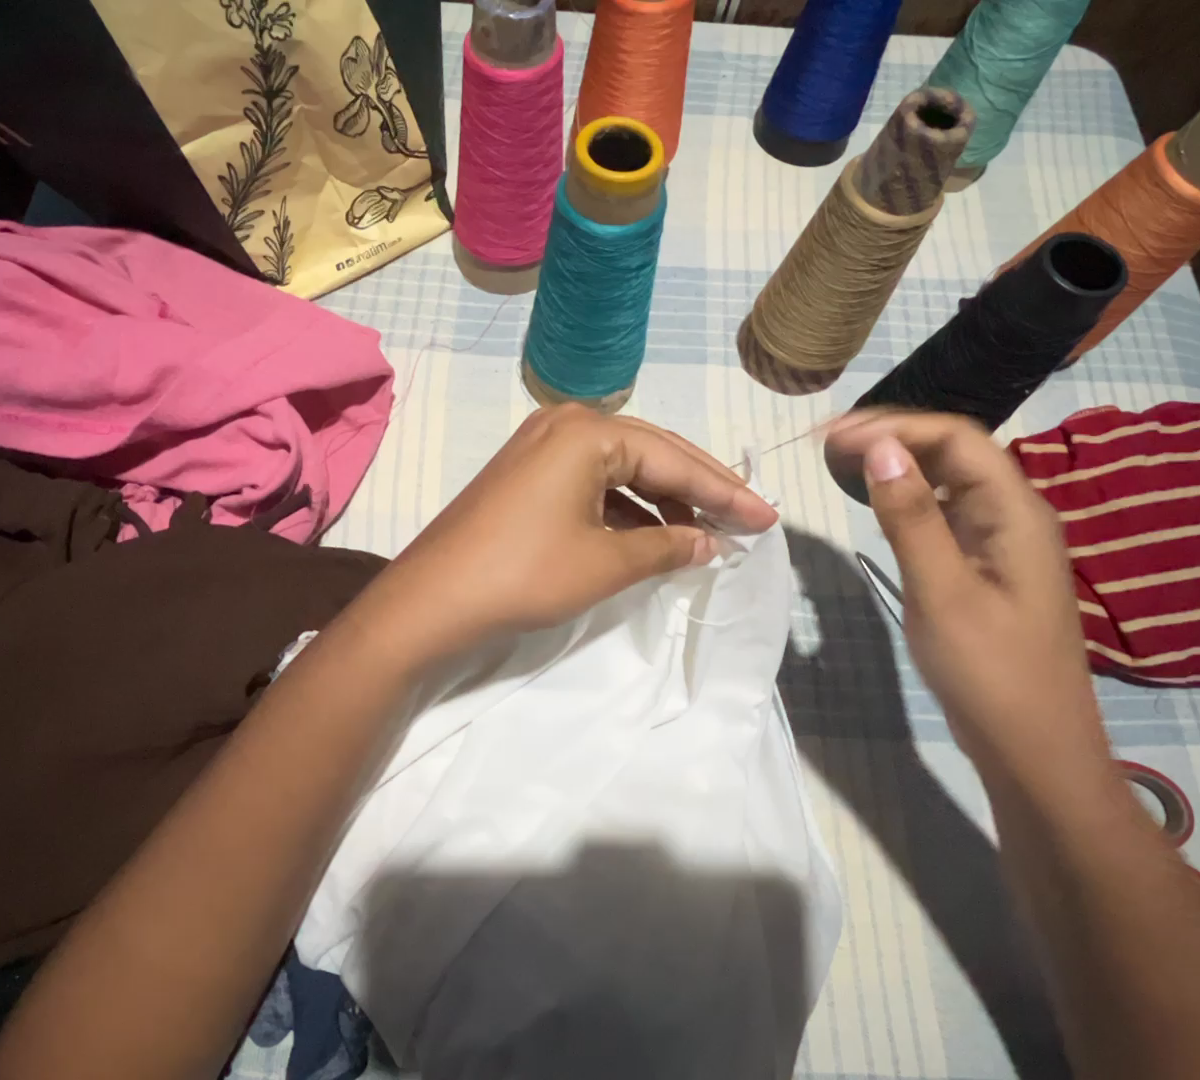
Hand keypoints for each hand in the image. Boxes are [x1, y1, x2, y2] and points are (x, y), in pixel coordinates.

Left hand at [362, 405, 776, 663]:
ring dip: (663, 500)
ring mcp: (540, 448)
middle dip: (700, 489)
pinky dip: (626, 509)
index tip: (768, 518)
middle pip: (652, 454)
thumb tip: (708, 543)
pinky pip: (592, 484)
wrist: (432, 601)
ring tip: (703, 534)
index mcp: (587, 432)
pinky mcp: (527, 476)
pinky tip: (651, 536)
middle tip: (746, 519)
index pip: (674, 459)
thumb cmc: (524, 575)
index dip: (725, 492)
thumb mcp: (606, 564)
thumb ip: (666, 547)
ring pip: (622, 469)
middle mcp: (564, 425)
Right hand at [824, 410, 1107, 775]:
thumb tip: (880, 448)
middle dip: (893, 437)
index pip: (956, 438)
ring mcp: (1000, 543)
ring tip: (843, 464)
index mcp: (1015, 512)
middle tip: (828, 446)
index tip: (832, 436)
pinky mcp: (985, 568)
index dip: (895, 425)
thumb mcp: (942, 591)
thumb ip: (911, 517)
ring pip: (950, 482)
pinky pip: (947, 514)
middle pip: (955, 451)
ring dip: (899, 465)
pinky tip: (879, 507)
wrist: (1033, 746)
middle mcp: (1013, 515)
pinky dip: (908, 500)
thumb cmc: (989, 671)